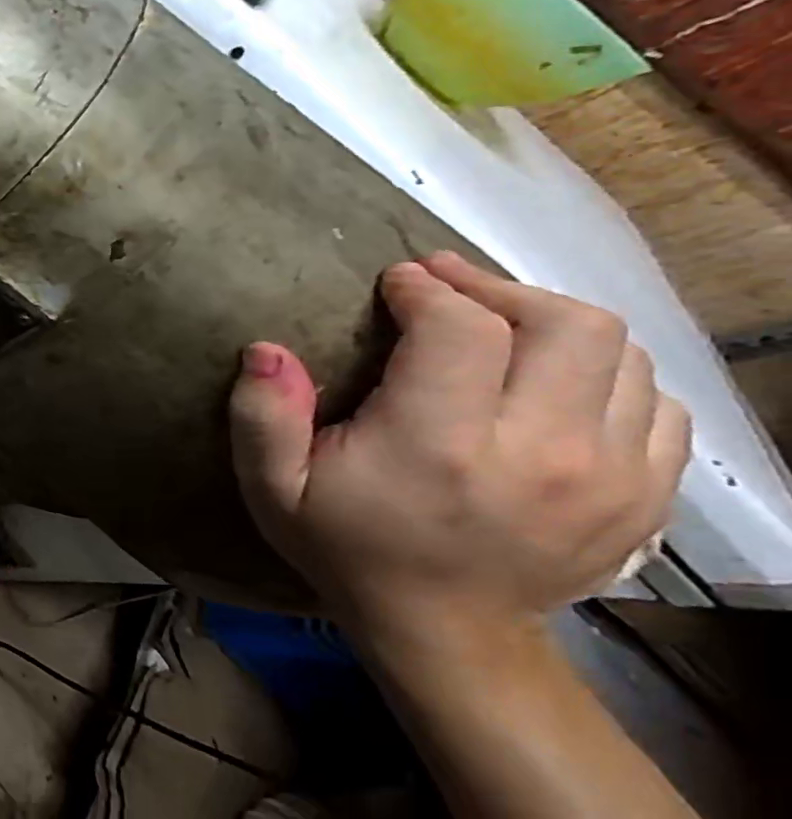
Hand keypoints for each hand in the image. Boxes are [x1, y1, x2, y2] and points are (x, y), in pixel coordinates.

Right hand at [227, 252, 689, 645]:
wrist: (445, 632)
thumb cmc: (344, 546)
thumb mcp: (272, 487)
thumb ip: (262, 417)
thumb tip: (265, 349)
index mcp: (439, 445)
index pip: (463, 329)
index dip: (427, 289)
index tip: (396, 283)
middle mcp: (542, 451)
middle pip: (566, 325)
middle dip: (499, 289)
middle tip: (446, 287)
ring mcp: (610, 475)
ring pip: (618, 352)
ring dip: (547, 323)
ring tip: (491, 326)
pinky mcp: (646, 494)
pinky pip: (654, 399)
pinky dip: (600, 371)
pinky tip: (544, 379)